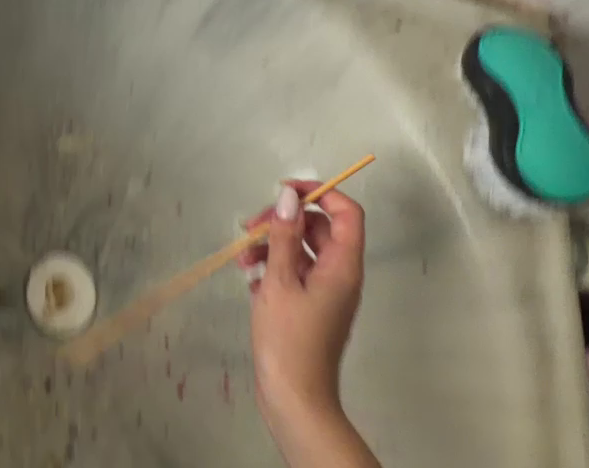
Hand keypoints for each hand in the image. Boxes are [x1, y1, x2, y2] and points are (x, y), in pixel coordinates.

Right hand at [240, 181, 365, 424]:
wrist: (293, 397)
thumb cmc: (289, 338)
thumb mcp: (280, 281)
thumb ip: (285, 236)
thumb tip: (289, 196)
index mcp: (342, 266)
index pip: (346, 212)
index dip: (319, 193)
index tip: (284, 191)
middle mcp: (339, 274)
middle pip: (317, 227)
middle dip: (283, 221)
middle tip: (251, 228)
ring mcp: (324, 291)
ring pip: (301, 248)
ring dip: (271, 244)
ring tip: (243, 258)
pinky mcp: (308, 305)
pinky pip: (293, 271)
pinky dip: (271, 267)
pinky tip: (249, 278)